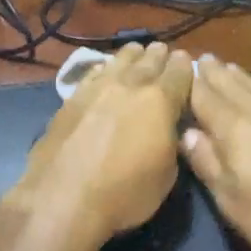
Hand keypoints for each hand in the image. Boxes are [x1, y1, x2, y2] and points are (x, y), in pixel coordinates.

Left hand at [2, 42, 193, 248]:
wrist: (62, 198)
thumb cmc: (124, 194)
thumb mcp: (166, 175)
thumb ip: (171, 142)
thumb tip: (169, 127)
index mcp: (160, 101)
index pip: (180, 72)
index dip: (187, 67)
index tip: (188, 63)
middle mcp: (129, 85)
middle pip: (148, 61)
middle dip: (159, 56)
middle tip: (163, 52)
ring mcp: (96, 89)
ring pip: (118, 61)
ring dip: (132, 56)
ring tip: (136, 52)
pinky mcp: (70, 99)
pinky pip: (93, 74)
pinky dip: (105, 69)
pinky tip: (105, 71)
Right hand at [183, 55, 250, 250]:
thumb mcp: (232, 201)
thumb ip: (208, 164)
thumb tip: (187, 134)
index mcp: (234, 129)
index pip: (205, 98)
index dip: (190, 84)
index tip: (177, 68)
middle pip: (231, 86)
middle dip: (213, 73)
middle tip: (199, 58)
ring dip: (237, 76)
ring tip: (225, 66)